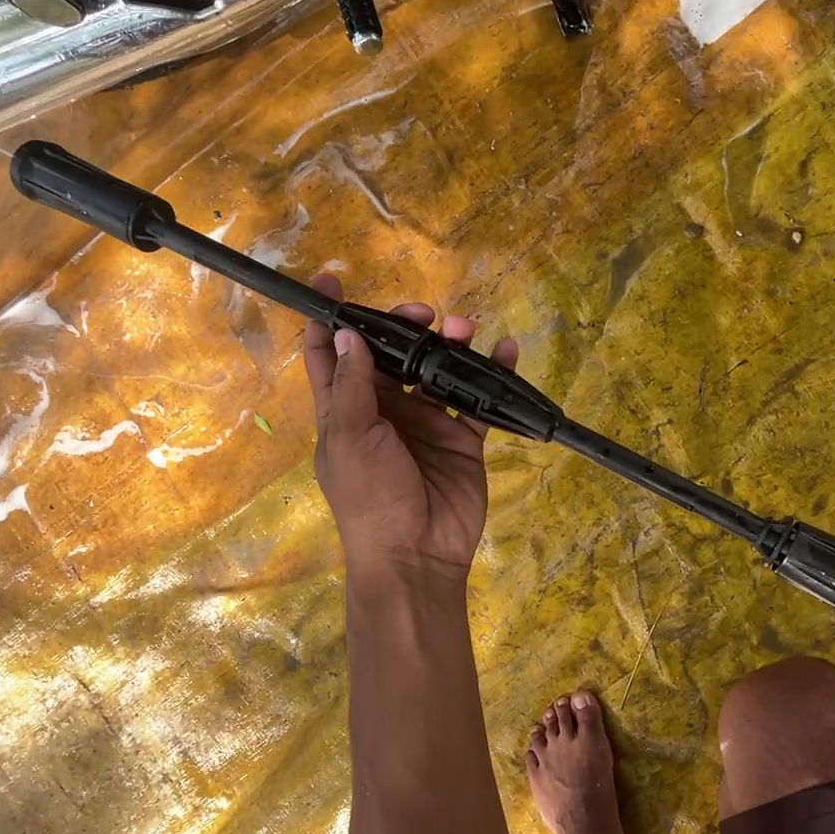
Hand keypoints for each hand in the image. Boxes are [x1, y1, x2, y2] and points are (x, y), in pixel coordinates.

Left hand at [303, 275, 519, 575]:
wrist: (417, 554)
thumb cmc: (371, 497)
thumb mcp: (351, 438)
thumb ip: (353, 386)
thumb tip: (347, 334)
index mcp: (346, 410)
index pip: (329, 355)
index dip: (329, 318)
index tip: (331, 280)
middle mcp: (385, 411)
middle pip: (392, 355)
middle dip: (403, 326)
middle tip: (424, 314)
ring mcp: (427, 424)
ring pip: (437, 371)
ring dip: (451, 345)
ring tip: (467, 327)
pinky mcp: (463, 439)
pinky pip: (479, 399)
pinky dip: (493, 374)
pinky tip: (506, 351)